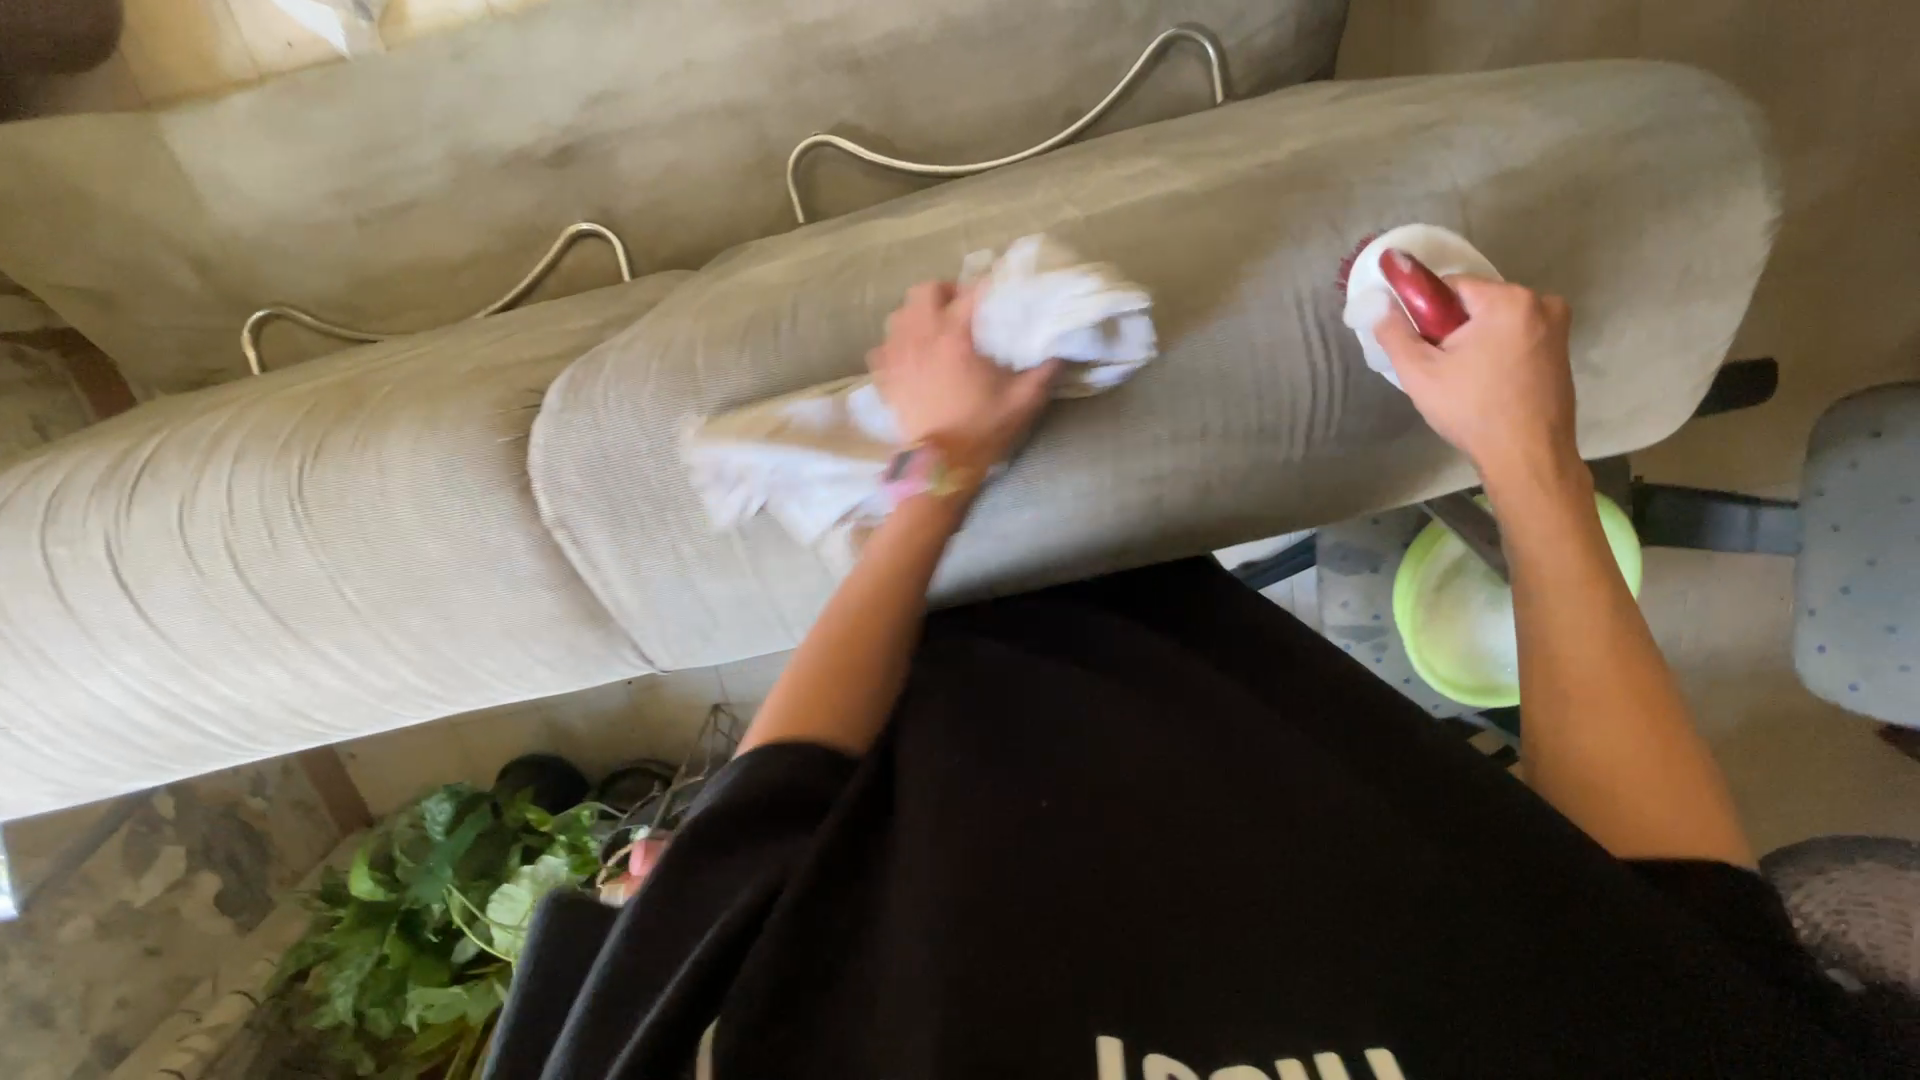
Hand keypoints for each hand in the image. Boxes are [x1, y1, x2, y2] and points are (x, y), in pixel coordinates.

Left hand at [868, 281, 1060, 474]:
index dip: (986, 290)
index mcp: (955, 336)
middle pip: (925, 291)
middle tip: (961, 309)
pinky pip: (883, 347)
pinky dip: (896, 345)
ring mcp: (897, 355)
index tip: (997, 297)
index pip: (971, 293)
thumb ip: (1044, 372)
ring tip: (934, 331)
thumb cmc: (982, 430)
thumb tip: (1061, 352)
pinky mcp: (884, 377)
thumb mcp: (1022, 401)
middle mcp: (921, 336)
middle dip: (945, 293)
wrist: (941, 465)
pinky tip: (911, 358)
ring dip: (918, 316)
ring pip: (900, 314)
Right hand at [1374, 276, 1578, 484]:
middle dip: (1452, 326)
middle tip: (1440, 367)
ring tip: (1463, 377)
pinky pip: (1515, 334)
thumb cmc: (1470, 409)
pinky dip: (1495, 349)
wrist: (1526, 452)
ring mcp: (1557, 324)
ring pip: (1495, 320)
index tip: (1422, 344)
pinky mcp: (1561, 346)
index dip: (1426, 312)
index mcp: (1507, 300)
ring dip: (1473, 339)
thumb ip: (1395, 333)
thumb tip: (1380, 304)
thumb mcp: (1419, 373)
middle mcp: (1541, 301)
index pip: (1450, 285)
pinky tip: (1487, 381)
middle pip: (1475, 301)